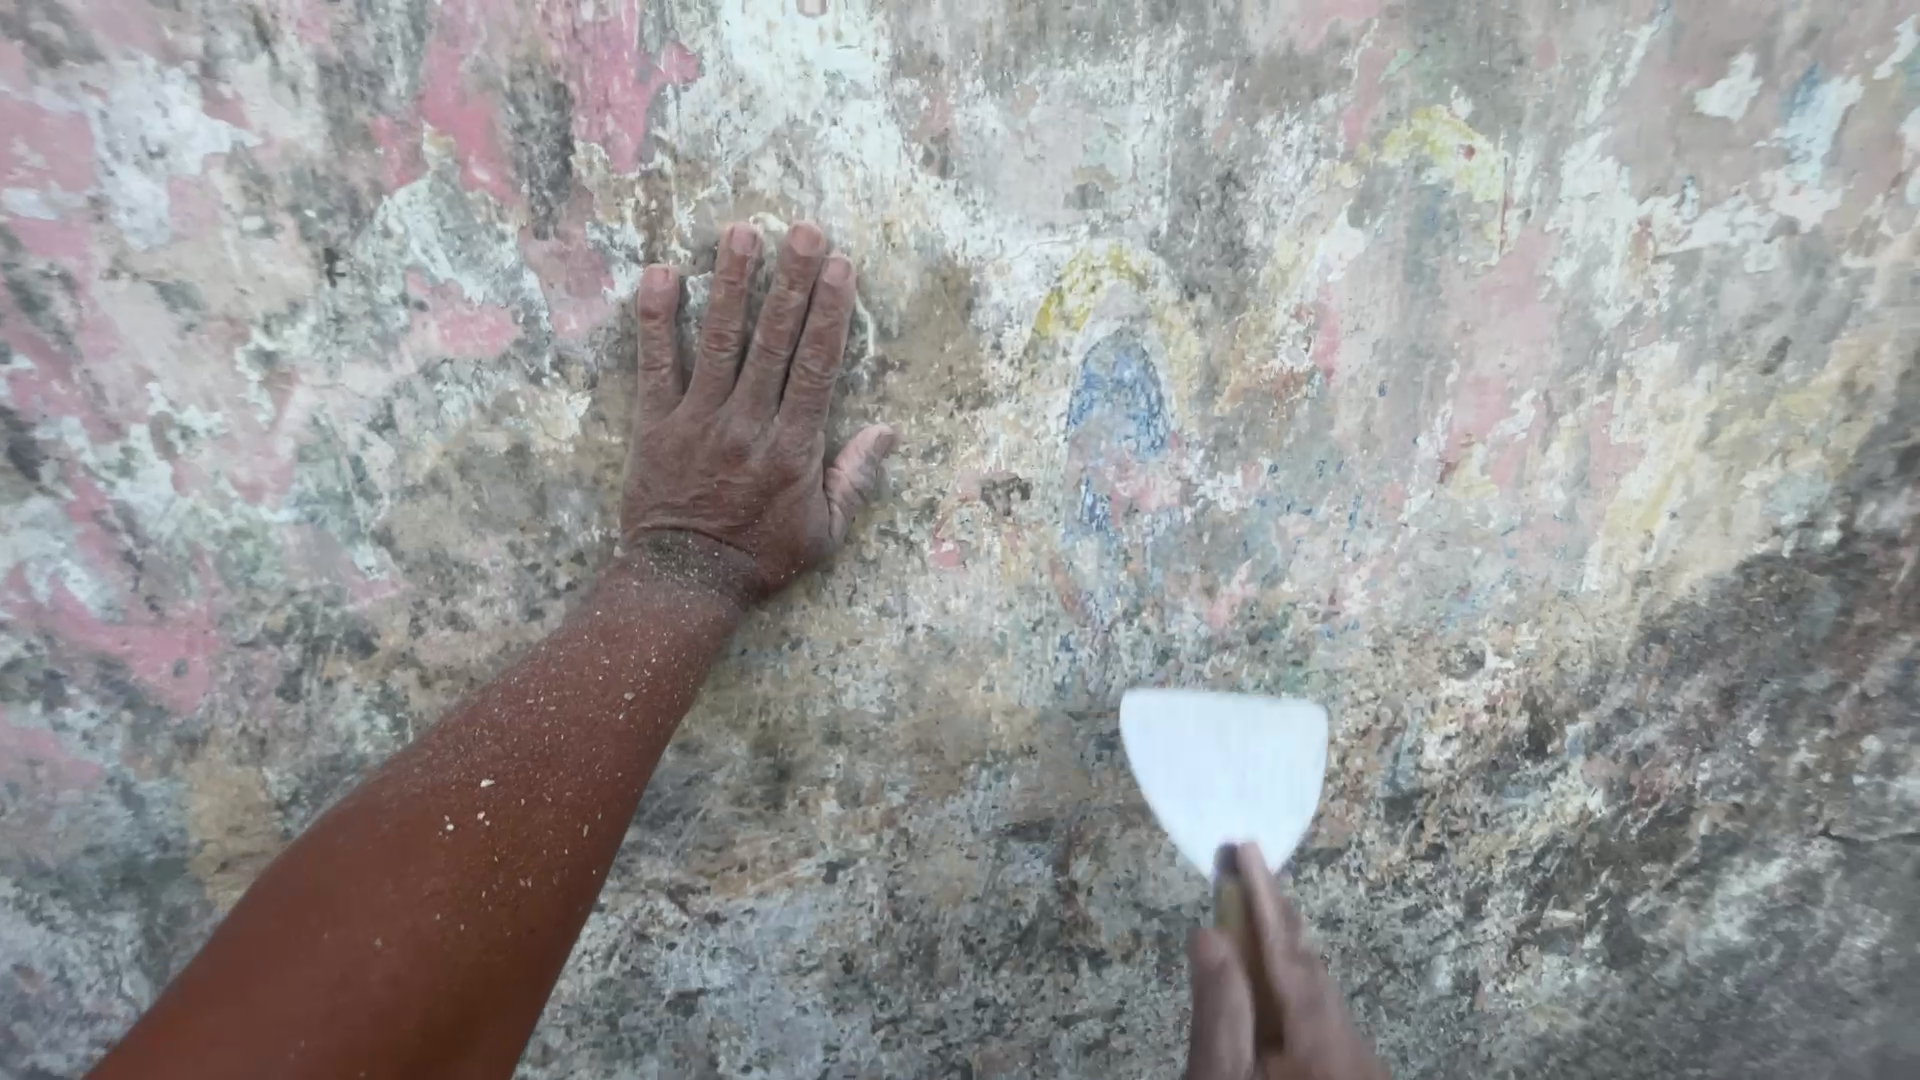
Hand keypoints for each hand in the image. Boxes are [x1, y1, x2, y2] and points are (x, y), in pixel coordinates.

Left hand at [622, 221, 896, 604]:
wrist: (687, 580)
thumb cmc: (764, 557)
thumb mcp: (827, 532)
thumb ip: (856, 479)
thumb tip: (888, 431)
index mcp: (795, 449)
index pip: (817, 368)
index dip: (830, 313)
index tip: (841, 267)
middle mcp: (749, 424)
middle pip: (775, 341)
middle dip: (792, 282)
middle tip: (803, 230)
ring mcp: (699, 420)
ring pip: (718, 341)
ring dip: (731, 283)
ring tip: (740, 232)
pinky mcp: (655, 424)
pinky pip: (655, 365)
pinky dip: (656, 320)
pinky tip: (661, 274)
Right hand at [1186, 843, 1389, 1079]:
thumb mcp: (1219, 1079)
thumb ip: (1219, 1007)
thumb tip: (1209, 932)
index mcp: (1317, 1040)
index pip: (1283, 949)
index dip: (1260, 894)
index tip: (1243, 845)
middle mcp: (1350, 1049)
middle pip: (1309, 966)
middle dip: (1273, 916)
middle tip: (1242, 870)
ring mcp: (1358, 1069)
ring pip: (1320, 994)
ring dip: (1282, 952)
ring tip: (1252, 915)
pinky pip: (1323, 1020)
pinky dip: (1293, 988)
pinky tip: (1274, 991)